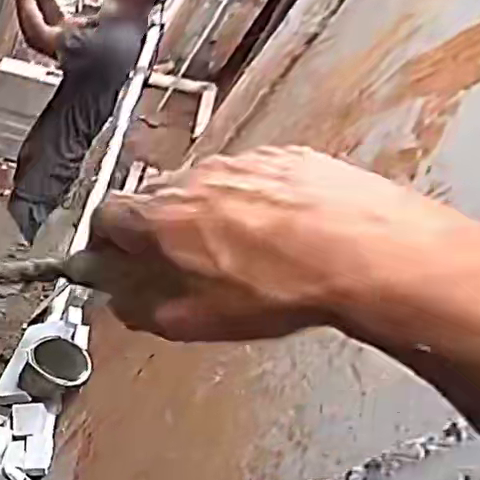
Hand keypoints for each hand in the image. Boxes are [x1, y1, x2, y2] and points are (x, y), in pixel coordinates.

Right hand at [86, 146, 479, 342]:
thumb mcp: (184, 321)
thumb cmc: (280, 291)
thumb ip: (135, 306)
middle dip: (147, 230)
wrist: (379, 258)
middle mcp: (196, 180)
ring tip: (222, 252)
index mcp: (160, 219)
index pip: (103, 217)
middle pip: (148, 199)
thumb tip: (118, 298)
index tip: (110, 261)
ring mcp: (245, 163)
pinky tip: (264, 235)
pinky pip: (245, 179)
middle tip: (164, 263)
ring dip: (194, 216)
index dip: (100, 243)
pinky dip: (241, 204)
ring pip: (196, 188)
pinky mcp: (290, 158)